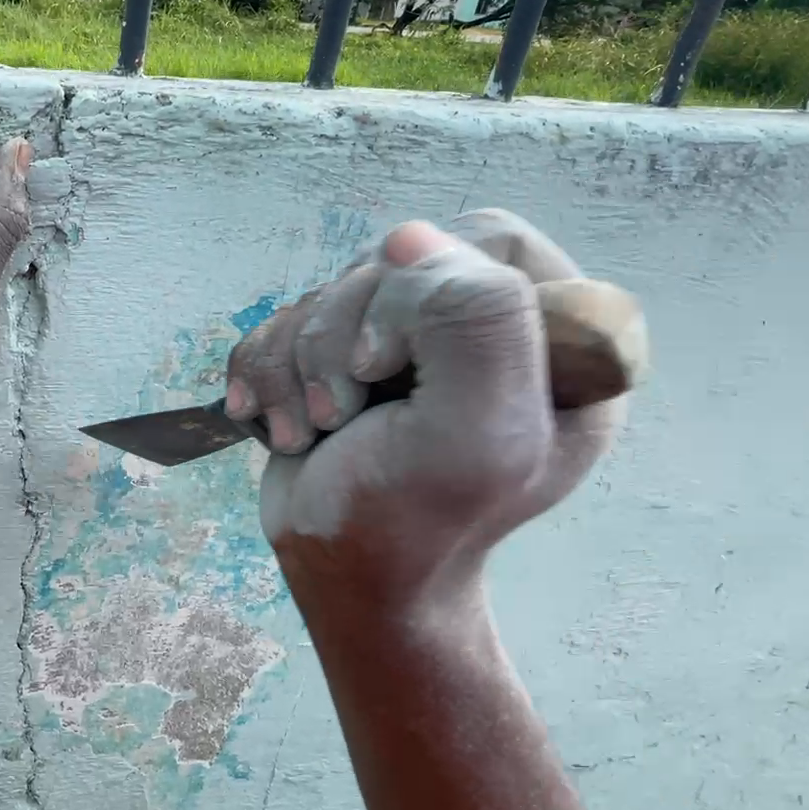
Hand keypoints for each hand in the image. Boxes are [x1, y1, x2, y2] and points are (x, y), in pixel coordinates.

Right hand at [226, 209, 626, 612]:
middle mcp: (476, 329)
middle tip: (337, 416)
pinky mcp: (332, 360)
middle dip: (334, 343)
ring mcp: (398, 343)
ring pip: (320, 296)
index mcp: (549, 339)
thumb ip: (475, 322)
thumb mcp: (472, 433)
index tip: (383, 369)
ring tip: (305, 434)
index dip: (413, 290)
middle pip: (382, 266)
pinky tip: (273, 424)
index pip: (480, 239)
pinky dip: (259, 374)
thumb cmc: (412, 521)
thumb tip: (409, 238)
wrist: (342, 572)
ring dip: (291, 368)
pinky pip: (276, 324)